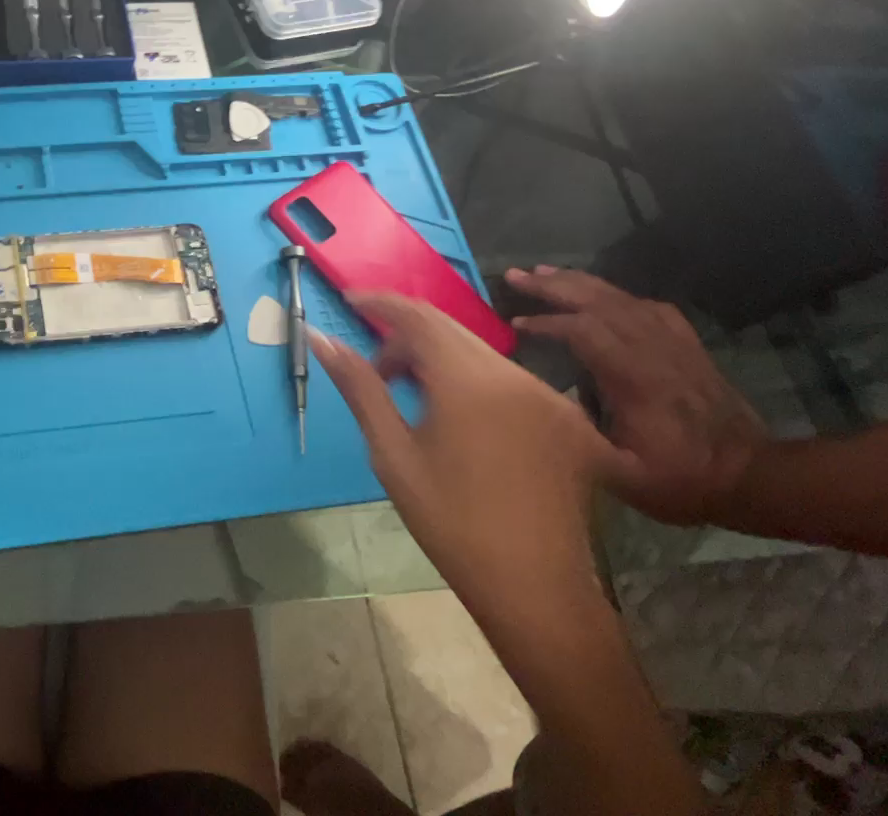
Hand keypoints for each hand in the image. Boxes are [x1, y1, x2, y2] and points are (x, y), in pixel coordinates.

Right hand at [310, 292, 614, 602]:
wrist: (534, 584)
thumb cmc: (449, 522)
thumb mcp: (392, 454)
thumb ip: (361, 388)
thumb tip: (321, 339)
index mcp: (469, 382)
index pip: (419, 317)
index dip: (381, 303)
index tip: (349, 301)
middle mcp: (515, 375)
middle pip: (451, 329)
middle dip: (406, 336)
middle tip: (375, 368)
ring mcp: (548, 395)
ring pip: (480, 353)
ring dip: (439, 359)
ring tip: (411, 401)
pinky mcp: (566, 418)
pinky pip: (509, 378)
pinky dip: (472, 380)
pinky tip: (457, 420)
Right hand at [505, 266, 767, 525]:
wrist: (753, 478)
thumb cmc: (681, 480)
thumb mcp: (624, 476)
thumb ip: (580, 438)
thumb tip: (540, 406)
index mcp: (638, 381)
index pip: (587, 332)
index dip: (547, 323)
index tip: (513, 325)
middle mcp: (657, 353)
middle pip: (602, 304)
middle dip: (555, 287)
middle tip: (515, 275)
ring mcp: (677, 346)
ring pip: (624, 299)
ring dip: (580, 283)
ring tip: (544, 272)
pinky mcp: (689, 348)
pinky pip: (651, 308)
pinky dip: (618, 294)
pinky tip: (601, 294)